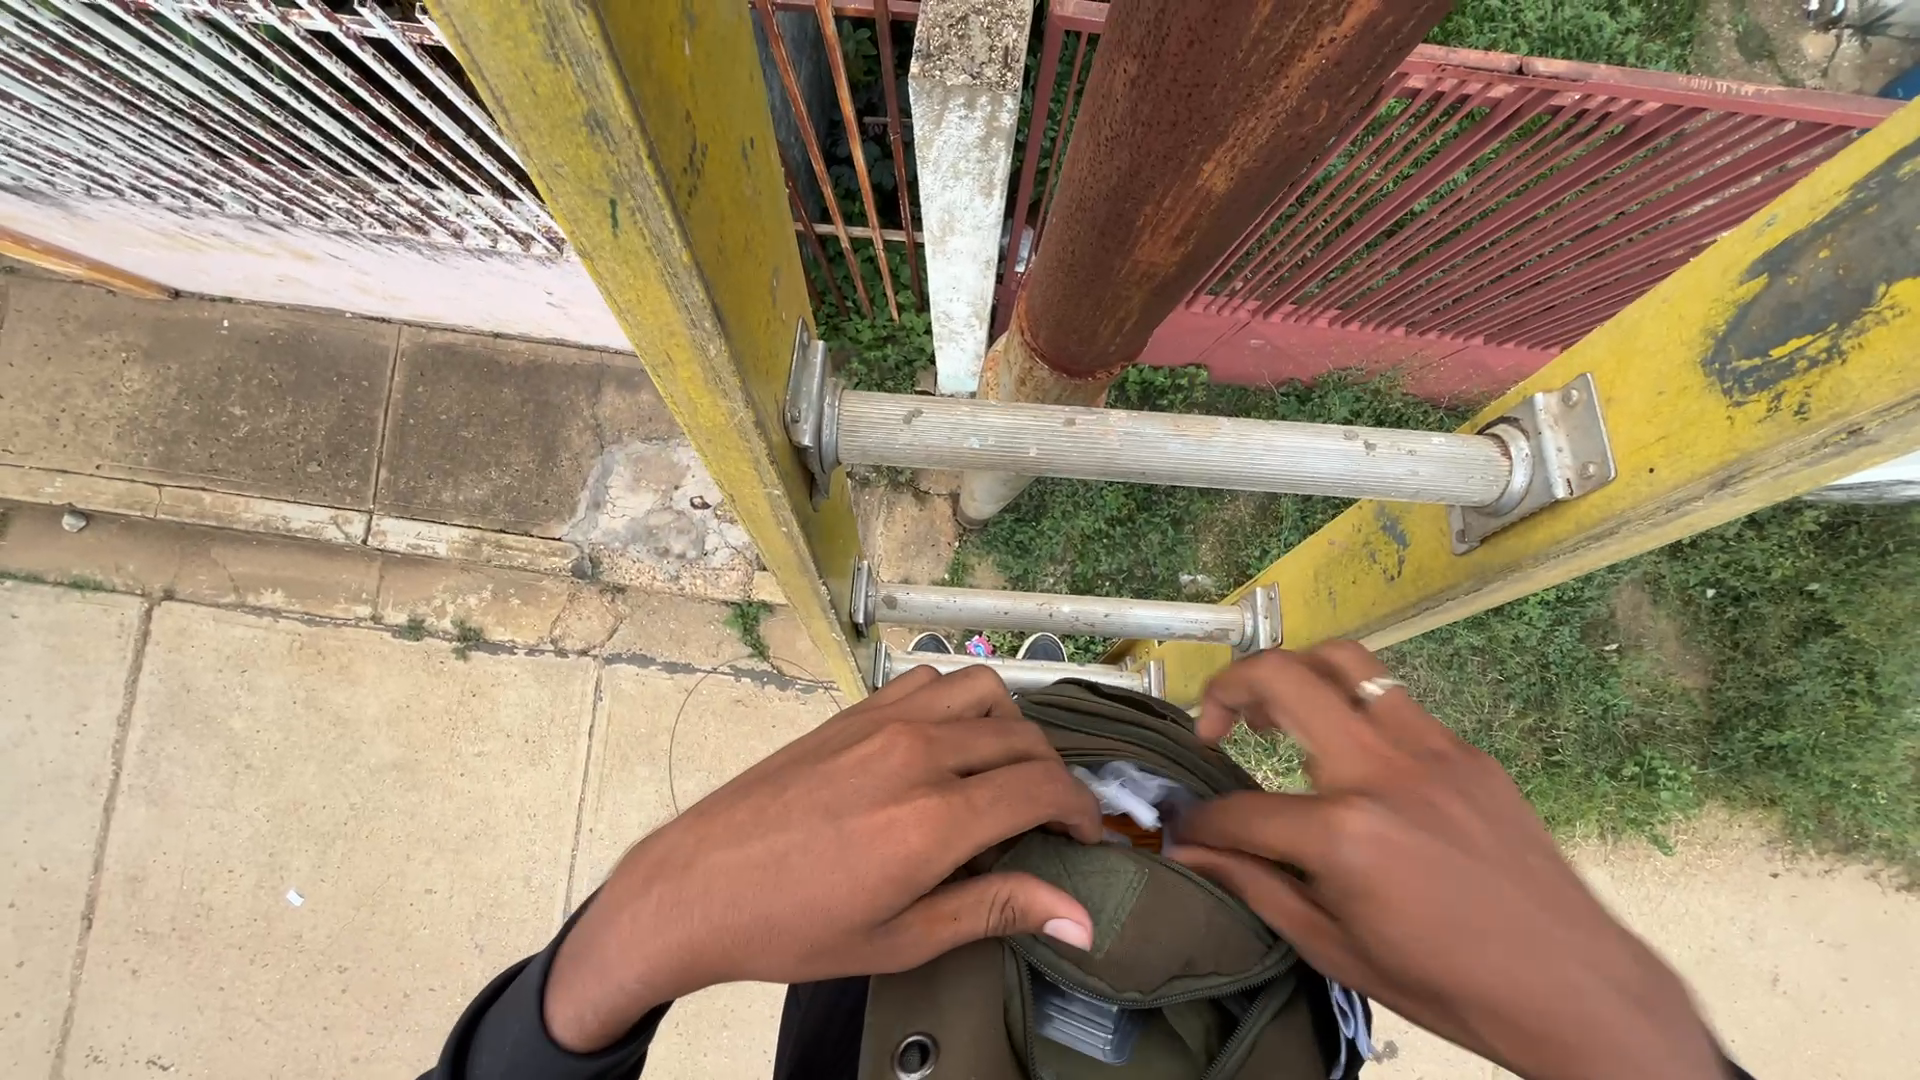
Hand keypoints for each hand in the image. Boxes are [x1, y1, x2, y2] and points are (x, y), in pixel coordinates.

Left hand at [543, 666, 1103, 1051]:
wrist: (698, 883)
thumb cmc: (797, 927)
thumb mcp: (902, 939)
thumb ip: (996, 909)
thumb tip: (1081, 915)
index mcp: (936, 817)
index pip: (1043, 786)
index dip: (1080, 809)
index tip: (1086, 834)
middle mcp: (920, 751)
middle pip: (1023, 736)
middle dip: (1054, 774)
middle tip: (1048, 816)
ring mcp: (885, 719)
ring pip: (984, 688)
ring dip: (1010, 725)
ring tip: (1000, 769)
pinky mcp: (856, 709)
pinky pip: (930, 679)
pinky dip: (958, 700)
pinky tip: (944, 740)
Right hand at [1166, 643, 1723, 1079]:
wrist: (1581, 994)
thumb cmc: (1446, 986)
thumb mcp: (1332, 948)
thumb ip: (1251, 885)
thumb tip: (1189, 851)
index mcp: (1345, 836)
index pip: (1240, 809)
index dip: (1200, 821)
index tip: (1186, 827)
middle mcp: (1383, 771)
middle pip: (1280, 677)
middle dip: (1224, 689)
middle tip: (1211, 723)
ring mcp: (1431, 750)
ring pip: (1343, 661)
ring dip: (1292, 671)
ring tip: (1274, 709)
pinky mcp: (1467, 751)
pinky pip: (1394, 701)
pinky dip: (1351, 711)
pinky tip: (1350, 754)